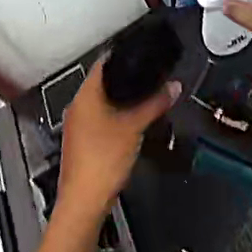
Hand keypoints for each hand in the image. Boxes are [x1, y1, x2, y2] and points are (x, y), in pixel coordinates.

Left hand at [56, 59, 179, 223]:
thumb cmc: (103, 160)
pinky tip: (134, 116)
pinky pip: (102, 116)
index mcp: (85, 97)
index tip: (140, 49)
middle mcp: (77, 108)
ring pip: (102, 100)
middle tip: (150, 70)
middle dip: (126, 75)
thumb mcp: (136, 125)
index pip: (102, 64)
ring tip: (147, 91)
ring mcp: (78, 126)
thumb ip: (156, 103)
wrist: (84, 202)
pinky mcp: (83, 141)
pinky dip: (117, 111)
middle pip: (102, 81)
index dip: (122, 54)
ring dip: (122, 95)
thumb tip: (174, 87)